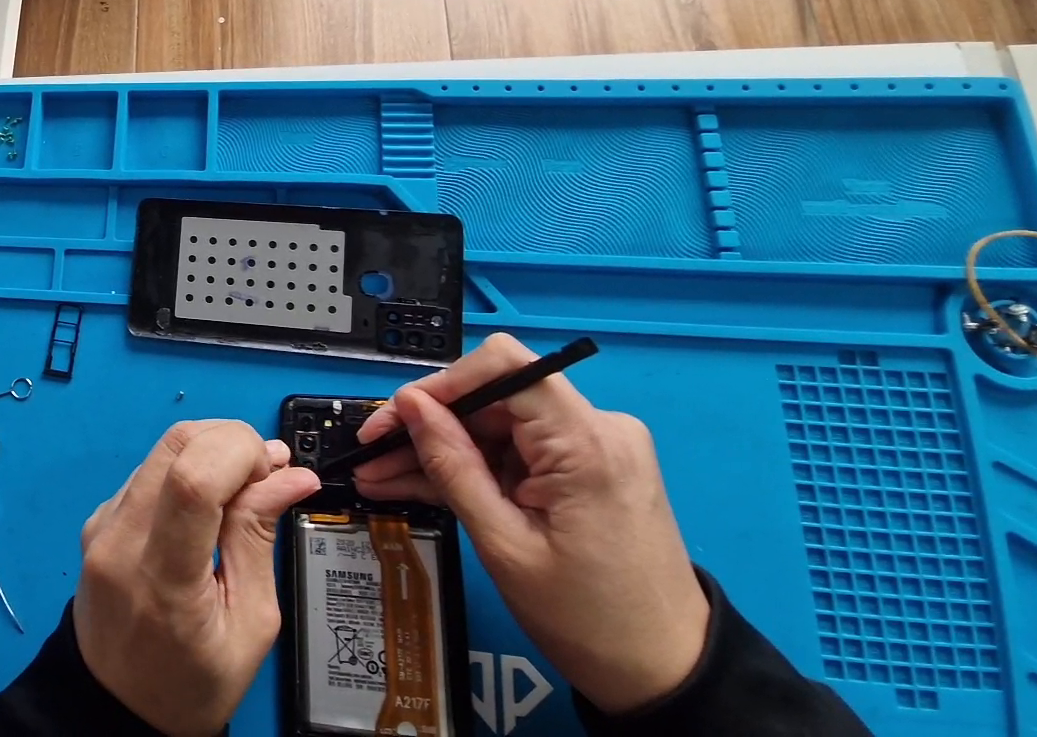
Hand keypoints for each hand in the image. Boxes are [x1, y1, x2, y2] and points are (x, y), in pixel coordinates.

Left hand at [74, 421, 321, 735]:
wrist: (112, 706)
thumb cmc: (190, 682)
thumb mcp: (249, 626)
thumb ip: (259, 539)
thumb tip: (291, 475)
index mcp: (160, 578)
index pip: (191, 481)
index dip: (240, 454)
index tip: (276, 470)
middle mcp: (119, 538)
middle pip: (176, 444)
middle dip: (233, 440)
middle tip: (269, 471)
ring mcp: (103, 522)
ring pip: (163, 448)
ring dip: (214, 448)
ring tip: (250, 481)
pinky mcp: (100, 517)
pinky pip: (151, 469)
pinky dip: (190, 465)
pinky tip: (215, 495)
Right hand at [353, 334, 709, 714]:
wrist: (664, 671)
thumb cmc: (589, 619)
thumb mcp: (504, 544)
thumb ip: (452, 466)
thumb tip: (409, 405)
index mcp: (586, 442)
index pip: (505, 366)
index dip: (443, 382)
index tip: (400, 416)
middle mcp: (594, 427)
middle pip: (491, 396)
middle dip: (426, 422)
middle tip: (371, 453)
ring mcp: (588, 446)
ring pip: (491, 425)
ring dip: (436, 449)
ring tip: (378, 474)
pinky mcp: (579, 466)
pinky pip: (509, 451)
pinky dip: (466, 467)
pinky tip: (412, 482)